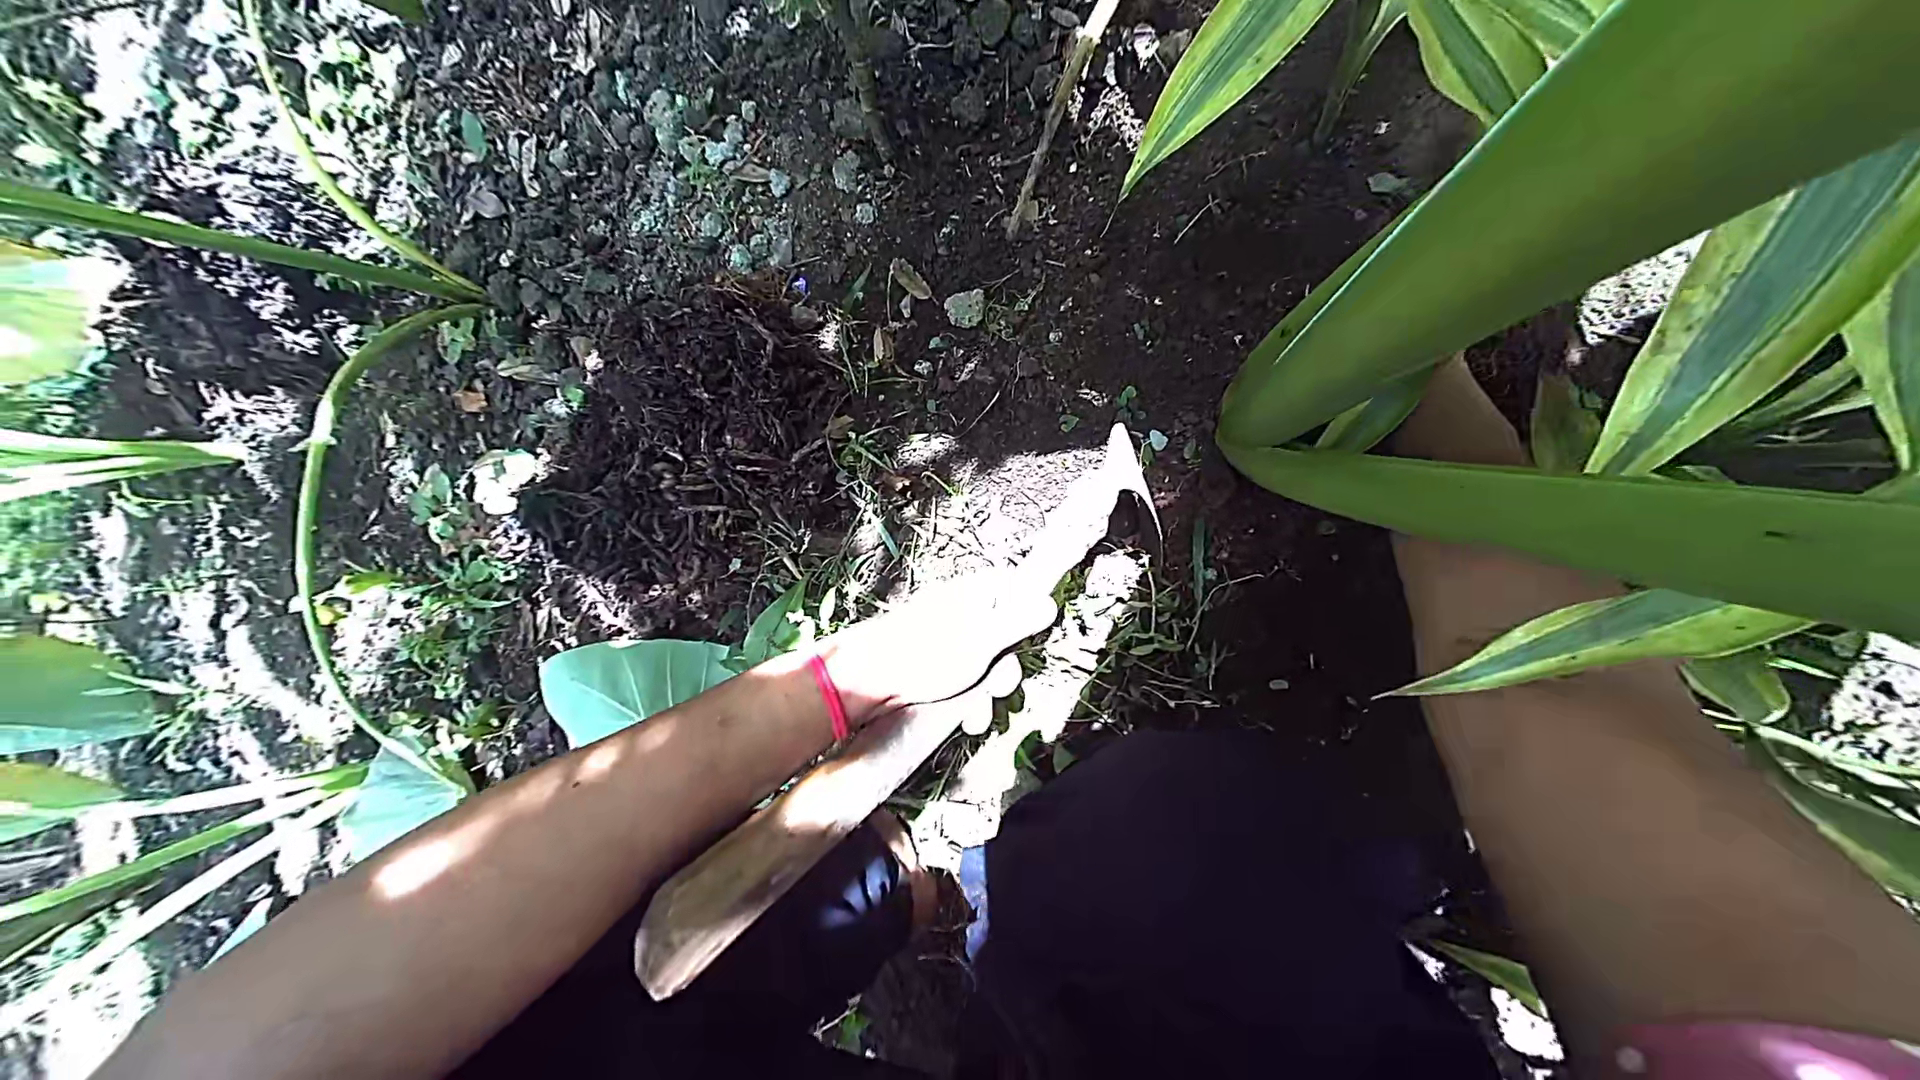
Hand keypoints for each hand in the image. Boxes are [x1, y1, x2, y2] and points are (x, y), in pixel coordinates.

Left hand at [817, 569, 1058, 726]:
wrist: (865, 682)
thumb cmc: (923, 652)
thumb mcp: (982, 637)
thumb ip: (1019, 620)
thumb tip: (1049, 603)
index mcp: (976, 593)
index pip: (1017, 587)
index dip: (1030, 611)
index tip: (1034, 636)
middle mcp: (965, 612)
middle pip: (1007, 634)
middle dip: (1006, 668)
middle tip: (999, 686)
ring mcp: (951, 639)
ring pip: (988, 663)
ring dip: (988, 692)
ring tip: (977, 713)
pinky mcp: (938, 665)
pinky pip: (967, 679)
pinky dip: (970, 699)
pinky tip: (966, 717)